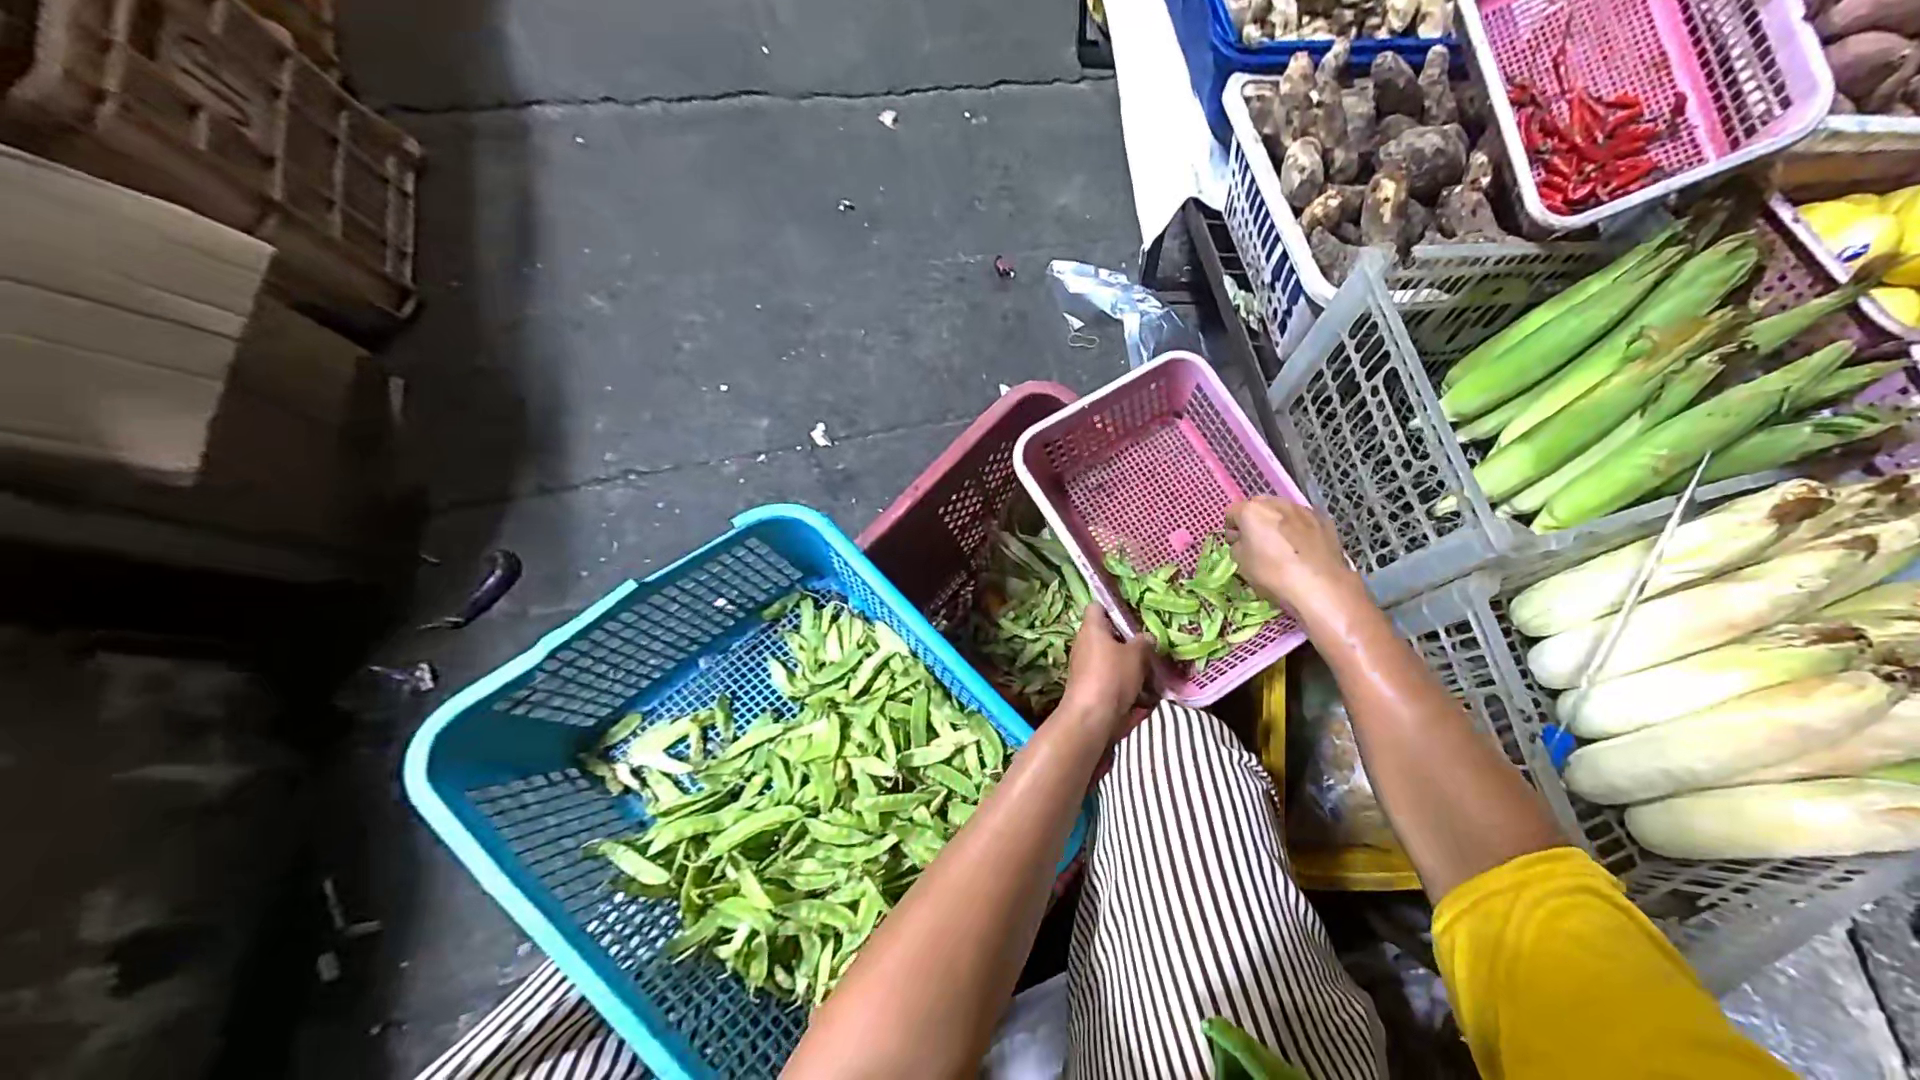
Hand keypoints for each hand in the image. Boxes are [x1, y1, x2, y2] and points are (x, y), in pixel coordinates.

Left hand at [1057, 604, 1154, 734]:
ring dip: (1129, 665)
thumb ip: (1143, 642)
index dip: (1113, 608)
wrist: (1092, 716)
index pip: (1097, 607)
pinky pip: (1110, 678)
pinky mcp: (1089, 686)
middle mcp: (1084, 644)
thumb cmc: (1112, 675)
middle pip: (1107, 635)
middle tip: (1148, 647)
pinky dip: (1124, 683)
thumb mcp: (1136, 654)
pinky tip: (1143, 692)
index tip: (1132, 616)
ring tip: (1151, 672)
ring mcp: (1084, 666)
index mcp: (1091, 628)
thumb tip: (1146, 638)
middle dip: (1128, 642)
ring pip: (1110, 659)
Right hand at [1224, 497, 1367, 623]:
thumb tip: (1243, 542)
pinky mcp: (1323, 519)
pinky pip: (1303, 520)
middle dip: (1255, 520)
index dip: (1231, 528)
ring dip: (1278, 522)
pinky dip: (1298, 528)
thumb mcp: (1241, 563)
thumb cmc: (1272, 572)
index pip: (1231, 513)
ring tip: (1283, 544)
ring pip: (1282, 511)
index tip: (1236, 543)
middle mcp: (1276, 503)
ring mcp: (1302, 509)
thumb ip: (1238, 546)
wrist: (1319, 583)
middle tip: (1258, 542)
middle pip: (1258, 506)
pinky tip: (1302, 547)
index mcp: (1251, 511)